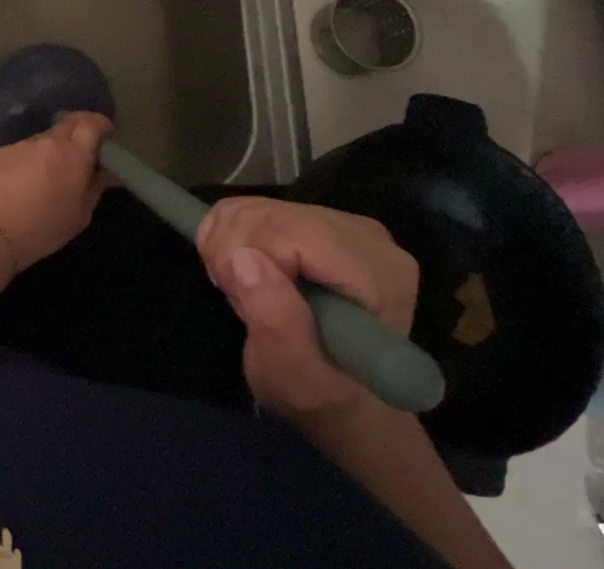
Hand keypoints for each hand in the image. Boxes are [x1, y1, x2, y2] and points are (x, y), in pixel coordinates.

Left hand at [0, 111, 111, 267]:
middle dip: (79, 130)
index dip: (100, 124)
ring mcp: (20, 145)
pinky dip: (29, 159)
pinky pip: (22, 150)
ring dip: (52, 149)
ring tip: (48, 174)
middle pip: (67, 123)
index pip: (91, 123)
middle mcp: (47, 142)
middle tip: (82, 149)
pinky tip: (22, 181)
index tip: (105, 134)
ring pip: (43, 139)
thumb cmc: (43, 228)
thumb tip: (105, 171)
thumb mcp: (80, 215)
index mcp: (73, 154)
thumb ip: (95, 187)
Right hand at [196, 196, 418, 420]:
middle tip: (243, 302)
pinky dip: (225, 239)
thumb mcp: (294, 374)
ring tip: (248, 294)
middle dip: (234, 256)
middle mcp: (366, 238)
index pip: (296, 232)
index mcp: (378, 274)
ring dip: (227, 251)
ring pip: (249, 208)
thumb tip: (245, 259)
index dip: (254, 258)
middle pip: (269, 216)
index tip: (247, 303)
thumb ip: (277, 321)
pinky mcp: (309, 218)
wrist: (334, 395)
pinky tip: (245, 273)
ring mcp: (338, 223)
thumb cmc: (319, 392)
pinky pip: (243, 207)